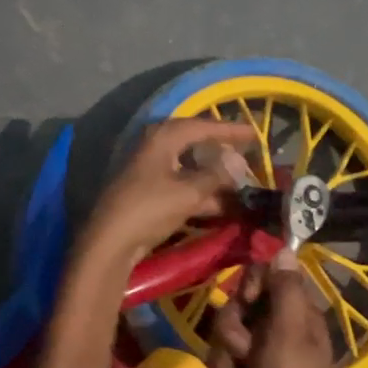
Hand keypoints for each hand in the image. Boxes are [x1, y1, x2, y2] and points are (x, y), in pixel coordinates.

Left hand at [75, 118, 254, 266]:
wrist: (112, 241)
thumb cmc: (150, 207)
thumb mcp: (189, 191)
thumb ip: (216, 175)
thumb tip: (237, 162)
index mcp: (163, 137)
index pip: (203, 126)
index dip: (230, 130)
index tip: (255, 133)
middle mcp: (156, 147)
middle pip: (195, 143)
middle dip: (221, 150)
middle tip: (246, 153)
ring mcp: (151, 170)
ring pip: (189, 166)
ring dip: (214, 176)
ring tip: (240, 184)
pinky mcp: (149, 191)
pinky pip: (182, 184)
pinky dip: (201, 192)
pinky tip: (222, 205)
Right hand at [208, 249, 347, 367]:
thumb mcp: (291, 333)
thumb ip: (285, 289)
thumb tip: (285, 248)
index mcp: (294, 315)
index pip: (262, 278)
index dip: (249, 285)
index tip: (247, 301)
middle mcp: (273, 332)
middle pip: (234, 309)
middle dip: (233, 333)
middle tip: (246, 352)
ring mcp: (254, 360)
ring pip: (220, 341)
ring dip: (228, 367)